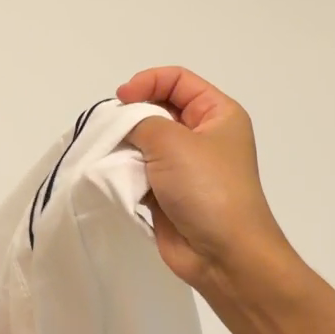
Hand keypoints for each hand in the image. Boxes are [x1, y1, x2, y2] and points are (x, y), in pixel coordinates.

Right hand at [116, 66, 295, 294]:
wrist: (223, 253)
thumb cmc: (207, 188)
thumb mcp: (172, 141)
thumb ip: (140, 121)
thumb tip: (125, 126)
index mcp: (217, 114)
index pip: (177, 80)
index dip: (147, 82)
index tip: (121, 100)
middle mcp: (203, 136)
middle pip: (158, 110)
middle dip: (131, 117)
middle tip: (112, 131)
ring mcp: (184, 167)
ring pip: (145, 143)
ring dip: (125, 148)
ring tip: (111, 157)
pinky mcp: (168, 194)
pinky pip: (139, 173)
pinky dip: (125, 174)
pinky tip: (114, 179)